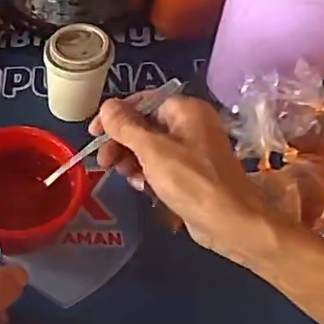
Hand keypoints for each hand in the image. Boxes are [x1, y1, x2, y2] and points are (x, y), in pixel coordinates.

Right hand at [90, 94, 285, 266]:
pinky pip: (159, 164)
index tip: (93, 134)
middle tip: (104, 162)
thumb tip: (107, 105)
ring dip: (130, 160)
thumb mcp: (152, 151)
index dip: (114, 116)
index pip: (140, 101)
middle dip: (120, 142)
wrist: (230, 222)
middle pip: (142, 125)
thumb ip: (125, 126)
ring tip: (124, 176)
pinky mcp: (190, 172)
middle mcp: (189, 124)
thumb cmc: (191, 182)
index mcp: (185, 110)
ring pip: (147, 147)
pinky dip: (145, 173)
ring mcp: (191, 149)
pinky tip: (141, 186)